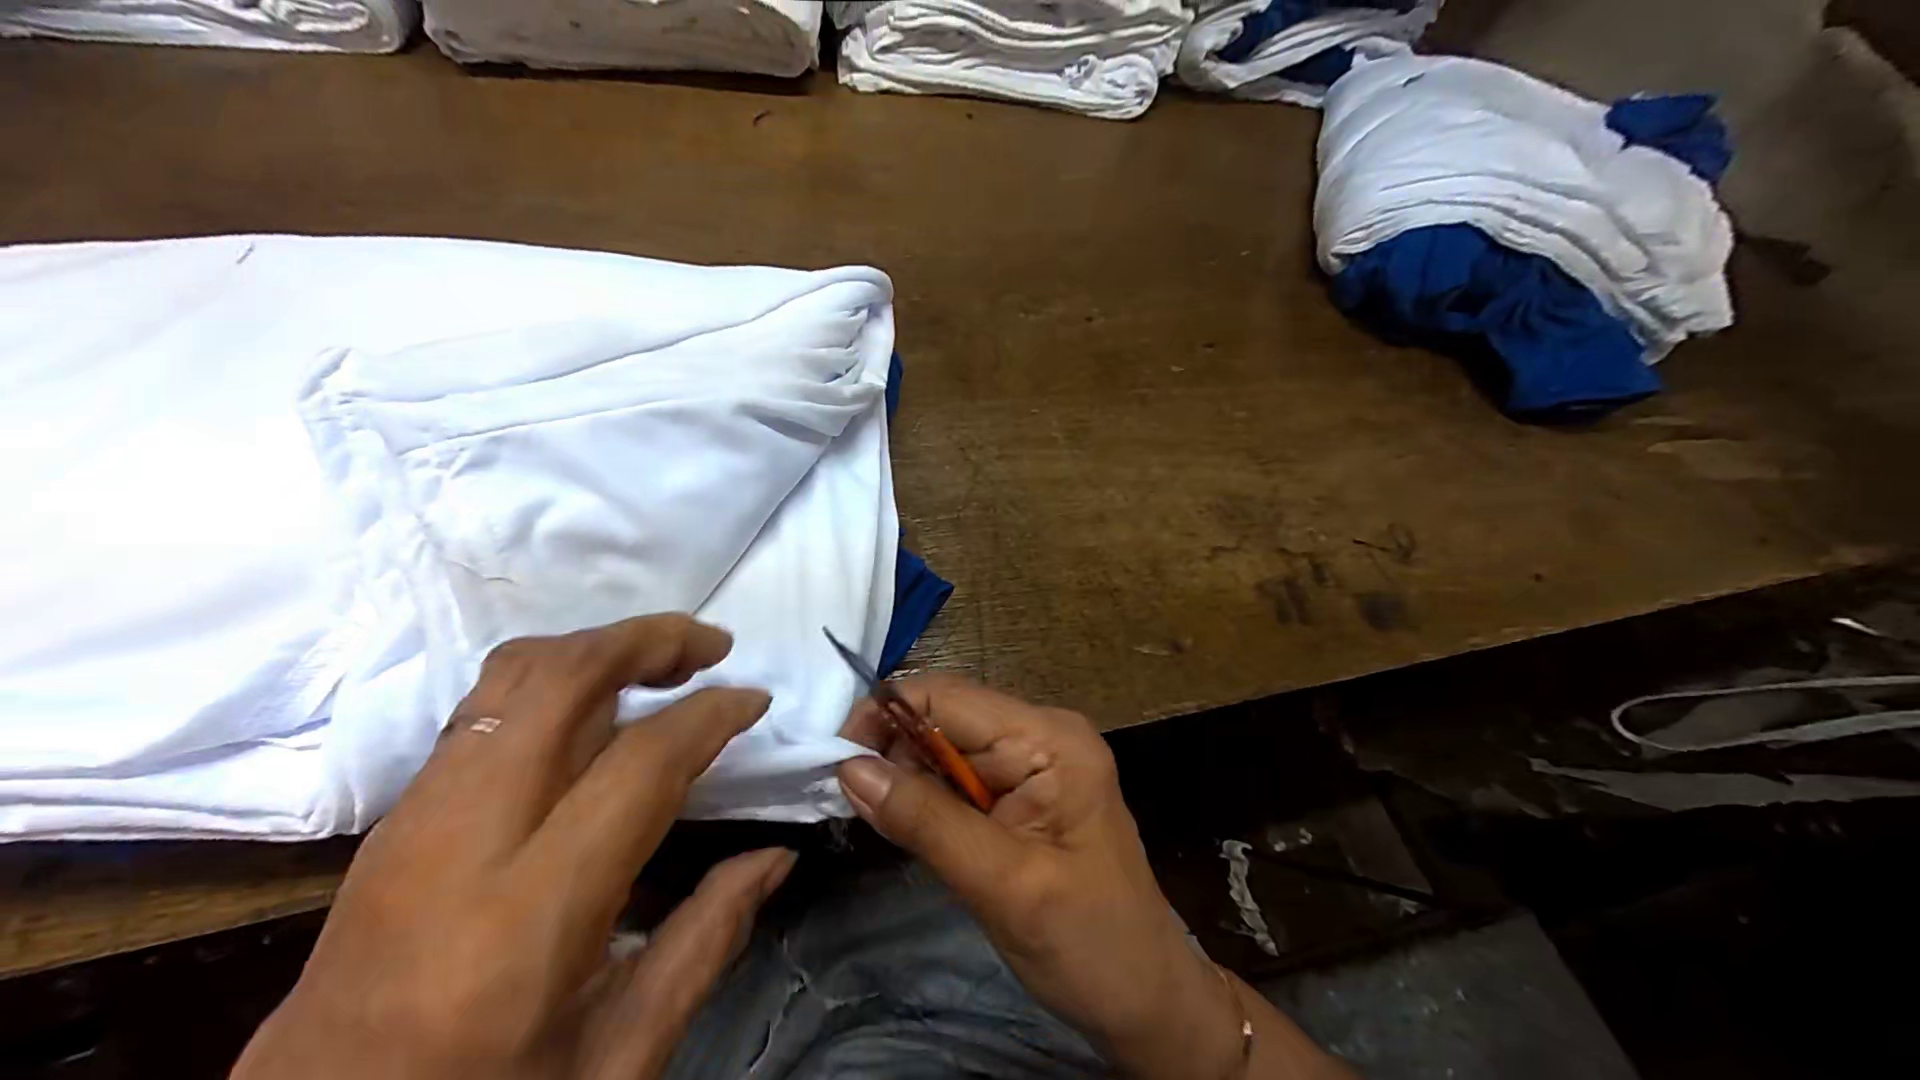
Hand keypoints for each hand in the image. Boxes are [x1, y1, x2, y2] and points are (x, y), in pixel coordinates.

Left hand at [234, 615, 794, 1079]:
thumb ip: (708, 940)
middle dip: (650, 640)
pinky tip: (599, 699)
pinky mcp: (397, 813)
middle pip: (562, 681)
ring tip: (663, 657)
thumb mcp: (619, 1053)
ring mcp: (417, 815)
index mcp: (530, 913)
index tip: (753, 700)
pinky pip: (485, 704)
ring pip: (513, 674)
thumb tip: (776, 856)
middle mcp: (464, 838)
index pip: (639, 764)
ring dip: (601, 645)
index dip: (710, 716)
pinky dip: (558, 673)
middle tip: (712, 645)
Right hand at [836, 678, 1352, 1079]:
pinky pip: (959, 776)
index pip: (948, 697)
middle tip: (853, 802)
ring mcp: (1033, 761)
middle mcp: (1040, 733)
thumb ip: (925, 820)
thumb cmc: (1089, 943)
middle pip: (943, 715)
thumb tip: (848, 768)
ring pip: (944, 746)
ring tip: (882, 822)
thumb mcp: (1002, 885)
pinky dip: (927, 797)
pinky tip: (912, 826)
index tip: (837, 760)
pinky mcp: (1022, 791)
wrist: (1145, 997)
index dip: (886, 714)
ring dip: (906, 777)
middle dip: (893, 751)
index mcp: (1049, 739)